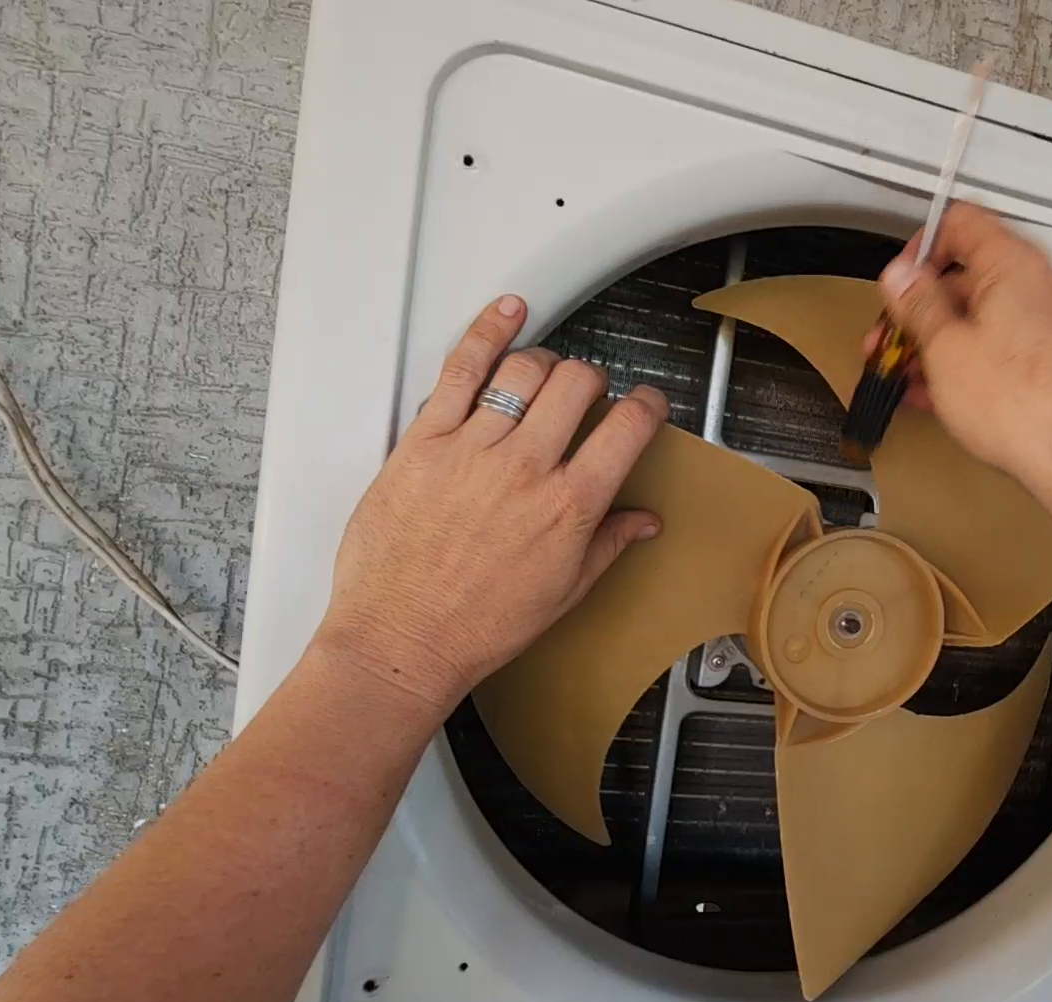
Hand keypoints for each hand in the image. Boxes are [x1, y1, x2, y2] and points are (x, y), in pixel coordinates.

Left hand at [313, 295, 668, 714]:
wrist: (403, 641)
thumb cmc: (480, 625)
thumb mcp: (565, 591)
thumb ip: (610, 543)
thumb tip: (645, 521)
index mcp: (570, 507)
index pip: (627, 429)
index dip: (648, 406)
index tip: (647, 404)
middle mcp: (527, 468)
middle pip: (578, 384)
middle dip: (593, 380)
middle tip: (588, 395)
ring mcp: (473, 449)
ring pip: (525, 369)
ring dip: (547, 363)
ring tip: (544, 376)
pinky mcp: (424, 440)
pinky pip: (460, 369)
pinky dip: (487, 330)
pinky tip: (507, 311)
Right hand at [875, 202, 1051, 486]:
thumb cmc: (1024, 408)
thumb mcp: (945, 349)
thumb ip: (918, 304)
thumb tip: (901, 276)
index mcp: (1012, 266)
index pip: (959, 224)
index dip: (918, 250)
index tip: (897, 284)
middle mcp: (1038, 285)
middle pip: (965, 277)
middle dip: (919, 310)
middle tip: (889, 339)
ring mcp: (1049, 322)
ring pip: (978, 317)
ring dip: (936, 341)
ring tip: (906, 373)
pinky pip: (997, 346)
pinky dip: (964, 361)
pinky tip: (938, 391)